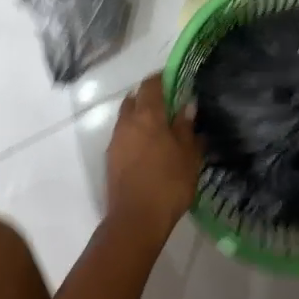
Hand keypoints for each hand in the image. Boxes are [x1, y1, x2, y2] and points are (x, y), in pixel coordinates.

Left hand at [106, 76, 202, 240]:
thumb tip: (187, 106)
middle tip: (169, 106)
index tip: (176, 80)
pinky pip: (123, 136)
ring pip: (126, 118)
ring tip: (160, 130)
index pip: (151, 85)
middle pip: (135, 99)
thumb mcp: (189, 156)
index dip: (163, 78)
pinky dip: (134, 135)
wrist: (135, 220)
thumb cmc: (169, 183)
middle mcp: (127, 122)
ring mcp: (115, 141)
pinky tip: (149, 150)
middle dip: (149, 97)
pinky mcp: (110, 160)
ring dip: (140, 117)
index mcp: (148, 115)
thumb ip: (187, 128)